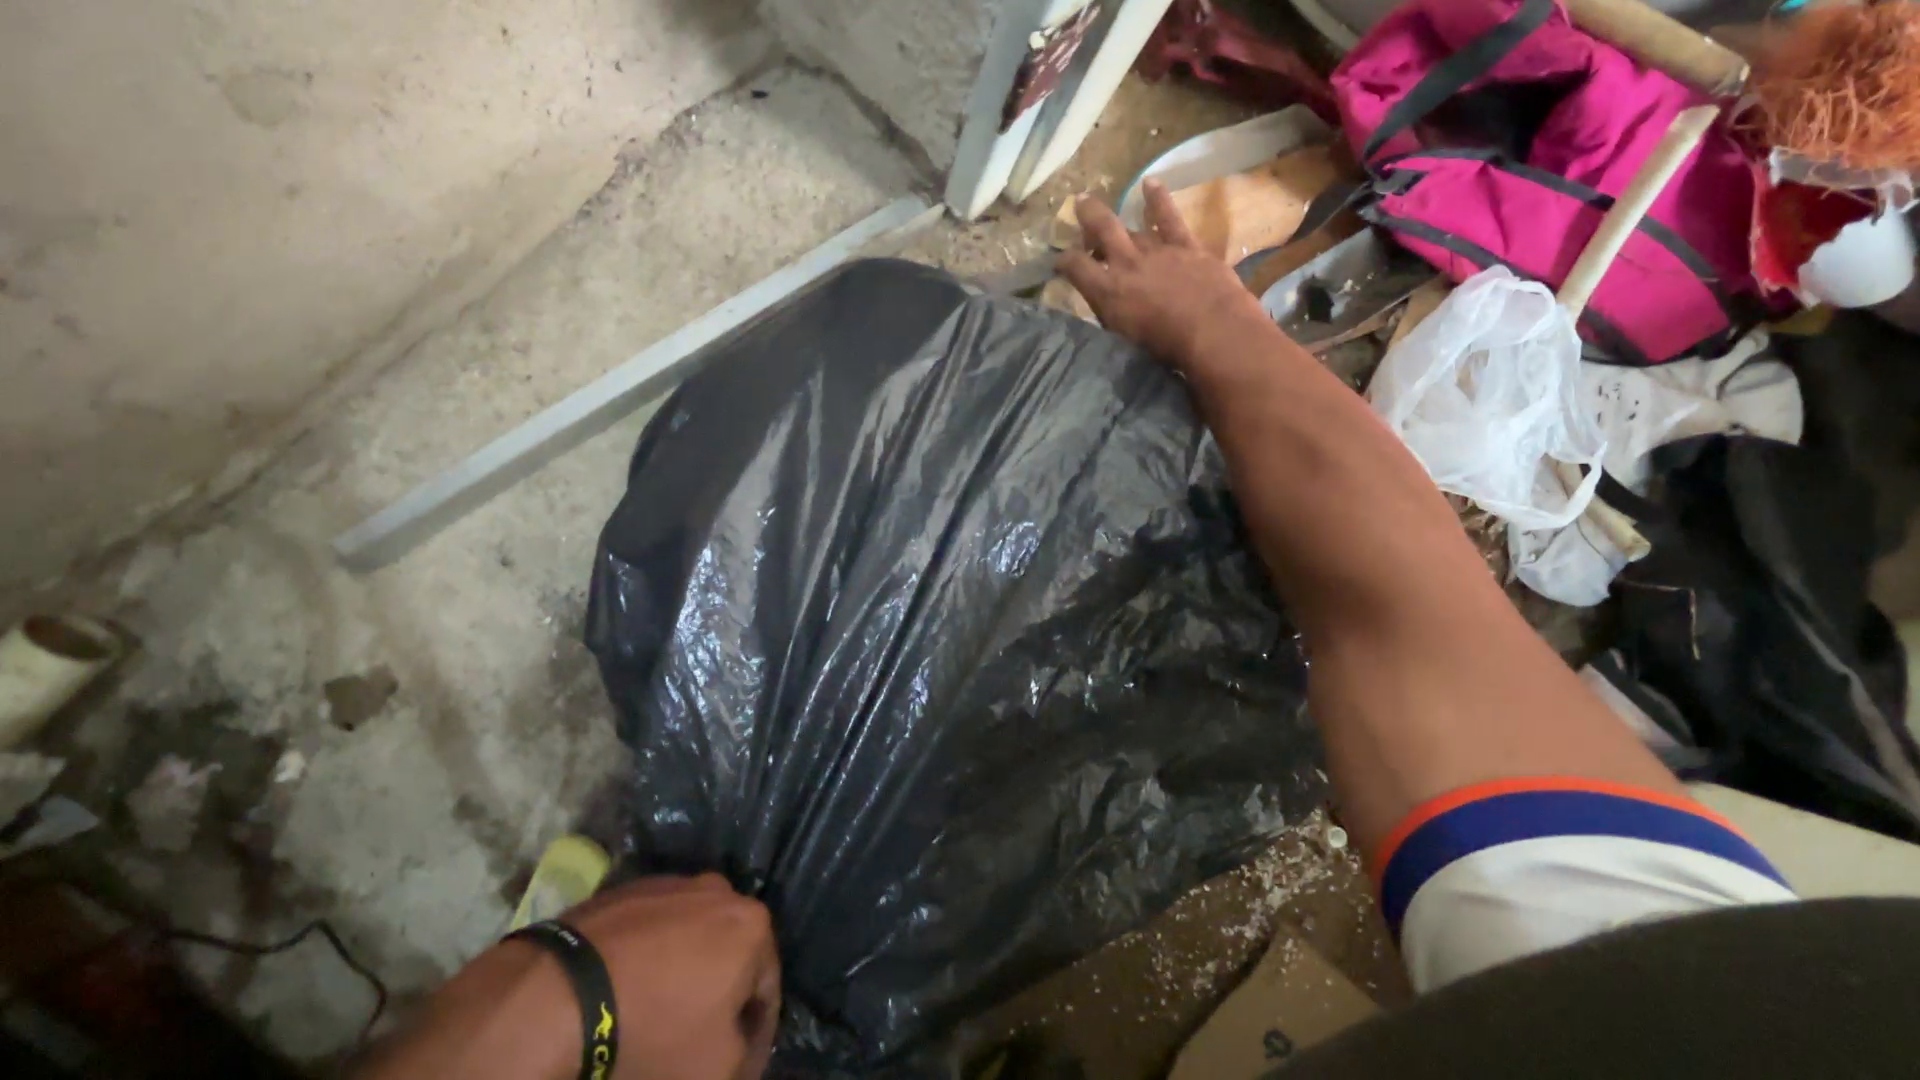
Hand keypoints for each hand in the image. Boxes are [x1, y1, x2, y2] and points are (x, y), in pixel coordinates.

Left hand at [569, 874, 781, 1079]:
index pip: (768, 991)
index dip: (754, 1038)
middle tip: (695, 1039)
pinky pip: (648, 932)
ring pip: (688, 939)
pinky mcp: (623, 890)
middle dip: (719, 997)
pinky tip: (623, 993)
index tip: (735, 1067)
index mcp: (752, 925)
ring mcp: (668, 884)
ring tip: (654, 1016)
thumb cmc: (653, 1030)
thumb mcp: (717, 1070)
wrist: (556, 995)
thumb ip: (745, 1059)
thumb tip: (738, 1048)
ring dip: (681, 974)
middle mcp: (718, 891)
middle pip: (729, 957)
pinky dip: (644, 960)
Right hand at [1059, 180, 1271, 367]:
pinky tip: (1150, 183)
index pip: (1075, 267)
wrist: (1213, 332)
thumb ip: (1112, 317)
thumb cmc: (1167, 349)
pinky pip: (1169, 217)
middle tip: (1077, 206)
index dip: (1064, 261)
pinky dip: (1157, 199)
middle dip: (1086, 217)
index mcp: (1107, 291)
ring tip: (1097, 201)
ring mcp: (1156, 250)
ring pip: (1130, 225)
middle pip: (1100, 230)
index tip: (1060, 262)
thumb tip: (1106, 307)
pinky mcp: (1185, 246)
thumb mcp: (1125, 340)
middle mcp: (1126, 263)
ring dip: (1112, 214)